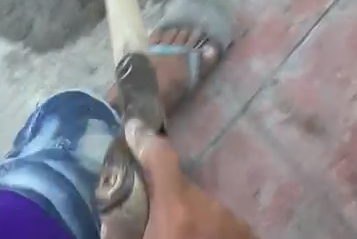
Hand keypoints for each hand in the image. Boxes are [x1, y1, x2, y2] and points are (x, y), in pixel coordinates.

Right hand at [124, 120, 257, 238]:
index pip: (161, 155)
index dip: (144, 139)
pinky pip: (222, 226)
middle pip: (181, 188)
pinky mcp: (248, 235)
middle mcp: (209, 209)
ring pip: (203, 208)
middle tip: (154, 223)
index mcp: (177, 214)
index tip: (133, 128)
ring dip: (191, 221)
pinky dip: (210, 234)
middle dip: (166, 200)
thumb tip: (108, 215)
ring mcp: (234, 224)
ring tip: (180, 238)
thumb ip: (122, 226)